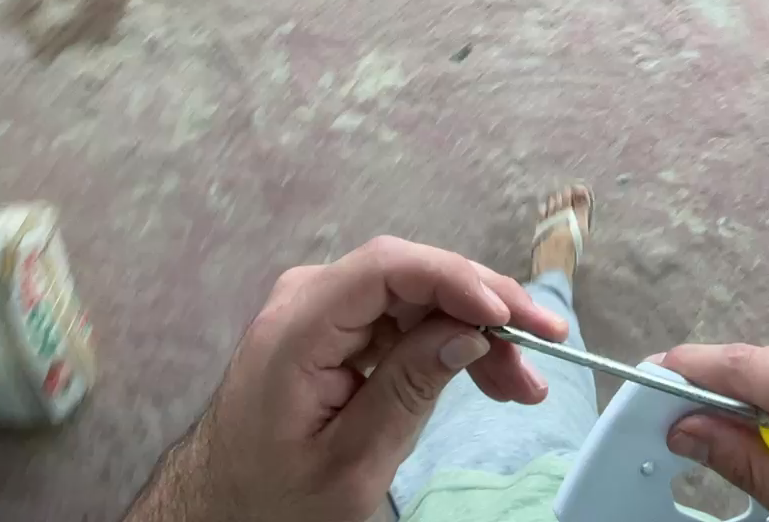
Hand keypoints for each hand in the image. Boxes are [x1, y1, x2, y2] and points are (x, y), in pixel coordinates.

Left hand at [127, 236, 569, 521]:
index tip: (505, 314)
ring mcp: (325, 302)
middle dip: (482, 304)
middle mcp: (311, 294)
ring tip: (524, 380)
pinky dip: (448, 339)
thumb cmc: (277, 496)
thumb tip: (469, 331)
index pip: (383, 269)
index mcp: (298, 326)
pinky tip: (490, 371)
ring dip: (475, 328)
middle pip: (410, 274)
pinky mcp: (340, 320)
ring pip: (417, 294)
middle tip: (545, 340)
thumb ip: (408, 390)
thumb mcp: (350, 465)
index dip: (451, 277)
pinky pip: (404, 315)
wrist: (224, 499)